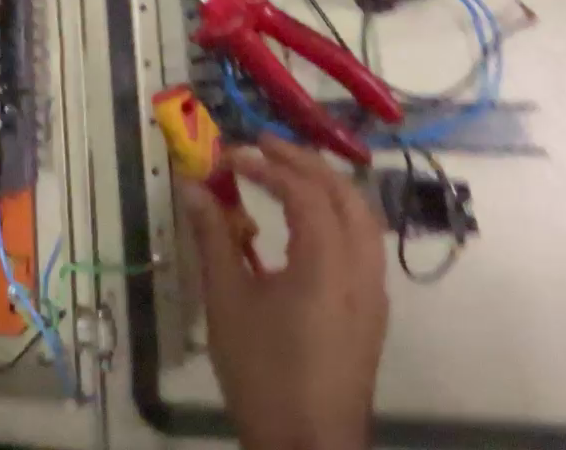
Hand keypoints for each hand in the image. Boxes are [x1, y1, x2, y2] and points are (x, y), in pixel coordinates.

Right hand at [179, 135, 388, 449]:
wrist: (306, 445)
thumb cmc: (261, 370)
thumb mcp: (226, 300)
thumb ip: (213, 237)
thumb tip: (192, 186)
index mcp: (327, 266)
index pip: (305, 193)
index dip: (267, 166)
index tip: (229, 155)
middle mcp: (361, 271)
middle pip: (346, 196)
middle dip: (305, 163)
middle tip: (262, 145)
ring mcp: (373, 293)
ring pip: (364, 218)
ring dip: (326, 185)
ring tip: (285, 171)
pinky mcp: (371, 311)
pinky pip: (363, 243)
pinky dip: (336, 213)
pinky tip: (303, 221)